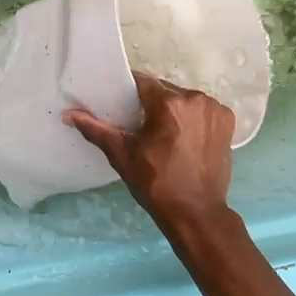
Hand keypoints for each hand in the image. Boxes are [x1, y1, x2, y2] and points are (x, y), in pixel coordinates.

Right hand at [66, 73, 235, 231]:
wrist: (196, 213)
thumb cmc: (156, 184)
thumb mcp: (123, 156)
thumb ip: (97, 130)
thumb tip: (68, 114)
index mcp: (169, 103)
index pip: (142, 82)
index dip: (129, 91)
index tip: (120, 103)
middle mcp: (195, 99)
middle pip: (164, 90)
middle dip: (151, 102)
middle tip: (139, 123)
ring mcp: (214, 109)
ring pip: (184, 99)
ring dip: (173, 109)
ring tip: (163, 131)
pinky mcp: (227, 121)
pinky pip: (202, 110)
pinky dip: (192, 117)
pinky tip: (185, 136)